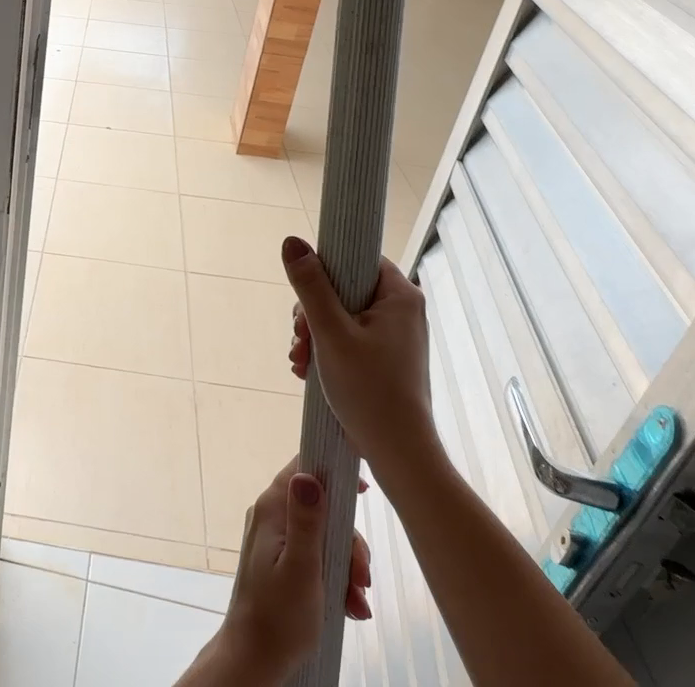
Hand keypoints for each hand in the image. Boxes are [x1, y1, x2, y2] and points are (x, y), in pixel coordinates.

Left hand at [210, 459, 373, 683]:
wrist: (256, 658)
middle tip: (362, 577)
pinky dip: (338, 580)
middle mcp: (272, 517)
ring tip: (357, 602)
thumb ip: (306, 521)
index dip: (332, 472)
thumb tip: (308, 475)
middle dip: (350, 542)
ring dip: (348, 568)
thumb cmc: (278, 616)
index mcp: (272, 510)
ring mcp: (277, 540)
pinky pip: (319, 558)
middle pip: (324, 508)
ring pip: (326, 537)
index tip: (363, 490)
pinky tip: (351, 607)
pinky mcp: (283, 562)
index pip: (302, 468)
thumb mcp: (302, 568)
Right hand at [283, 237, 435, 476]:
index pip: (357, 260)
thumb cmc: (368, 388)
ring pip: (341, 318)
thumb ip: (311, 286)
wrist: (397, 451)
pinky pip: (349, 340)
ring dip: (313, 337)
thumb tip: (292, 242)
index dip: (325, 273)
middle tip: (299, 340)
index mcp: (399, 296)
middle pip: (344, 291)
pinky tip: (308, 372)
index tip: (304, 300)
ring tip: (300, 363)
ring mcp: (395, 337)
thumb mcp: (330, 333)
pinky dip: (326, 352)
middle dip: (311, 315)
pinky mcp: (386, 360)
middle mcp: (402, 311)